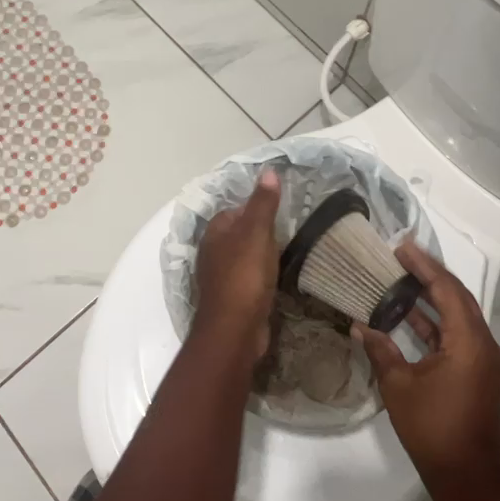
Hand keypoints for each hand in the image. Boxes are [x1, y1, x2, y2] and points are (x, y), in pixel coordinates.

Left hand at [193, 169, 280, 363]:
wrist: (235, 330)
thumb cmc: (245, 276)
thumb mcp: (257, 233)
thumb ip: (263, 203)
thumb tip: (268, 170)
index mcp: (215, 232)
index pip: (235, 210)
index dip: (256, 208)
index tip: (280, 211)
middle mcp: (212, 252)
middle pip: (239, 234)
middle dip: (260, 232)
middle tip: (287, 232)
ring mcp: (220, 278)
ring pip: (243, 257)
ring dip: (261, 255)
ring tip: (285, 254)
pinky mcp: (231, 299)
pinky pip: (248, 279)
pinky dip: (261, 276)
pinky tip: (275, 279)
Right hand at [357, 241, 499, 487]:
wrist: (466, 476)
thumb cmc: (433, 428)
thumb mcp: (399, 386)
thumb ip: (381, 350)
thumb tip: (360, 325)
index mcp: (468, 340)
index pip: (446, 289)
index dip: (423, 265)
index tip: (401, 246)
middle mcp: (481, 342)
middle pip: (456, 296)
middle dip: (430, 274)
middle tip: (401, 256)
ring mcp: (481, 358)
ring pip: (457, 314)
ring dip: (432, 297)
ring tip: (402, 279)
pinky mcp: (475, 372)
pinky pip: (456, 334)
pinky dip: (435, 321)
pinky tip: (409, 316)